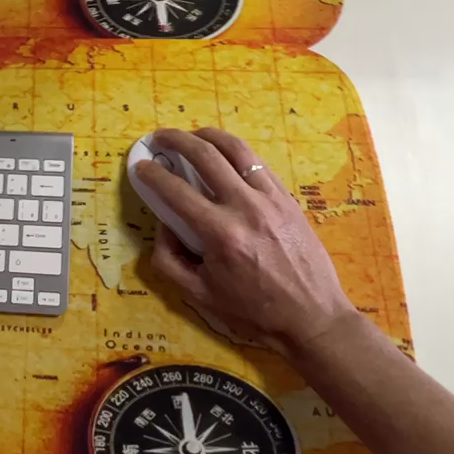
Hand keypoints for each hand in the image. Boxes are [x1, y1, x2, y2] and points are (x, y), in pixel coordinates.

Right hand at [135, 127, 361, 356]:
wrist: (313, 318)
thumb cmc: (254, 311)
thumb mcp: (200, 296)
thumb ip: (169, 259)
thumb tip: (163, 223)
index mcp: (220, 235)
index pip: (176, 191)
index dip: (152, 174)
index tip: (140, 166)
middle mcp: (245, 207)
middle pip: (205, 155)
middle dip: (176, 140)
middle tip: (160, 137)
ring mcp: (270, 198)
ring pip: (235, 149)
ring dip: (207, 135)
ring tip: (192, 135)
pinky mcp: (287, 197)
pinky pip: (257, 163)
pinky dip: (234, 152)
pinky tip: (223, 154)